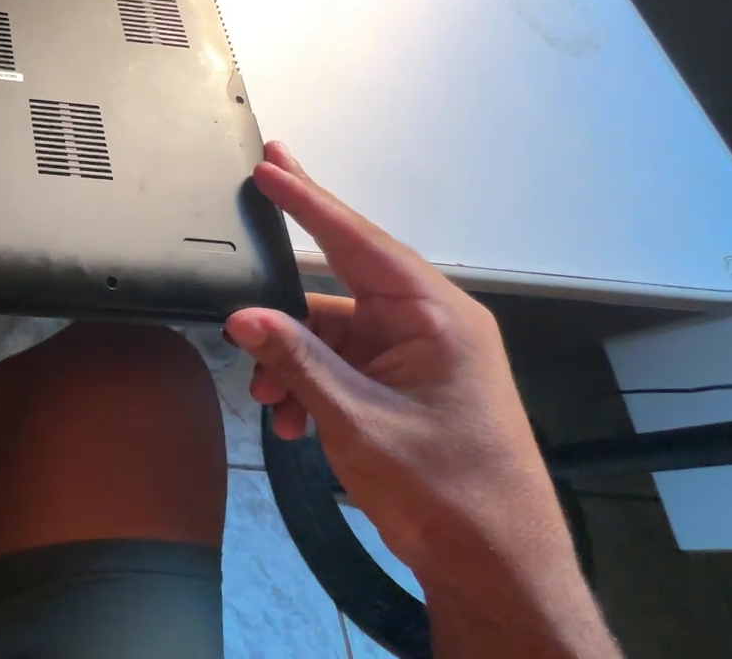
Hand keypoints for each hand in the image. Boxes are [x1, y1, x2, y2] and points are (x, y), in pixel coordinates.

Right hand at [225, 143, 560, 573]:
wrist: (493, 566)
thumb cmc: (444, 487)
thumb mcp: (358, 420)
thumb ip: (296, 360)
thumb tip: (238, 316)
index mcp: (434, 316)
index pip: (359, 241)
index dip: (308, 201)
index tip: (270, 164)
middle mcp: (422, 322)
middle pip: (338, 275)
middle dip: (287, 267)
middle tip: (251, 196)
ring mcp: (408, 351)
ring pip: (323, 326)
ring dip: (286, 357)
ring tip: (266, 396)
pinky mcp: (395, 378)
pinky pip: (332, 359)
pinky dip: (301, 381)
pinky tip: (288, 418)